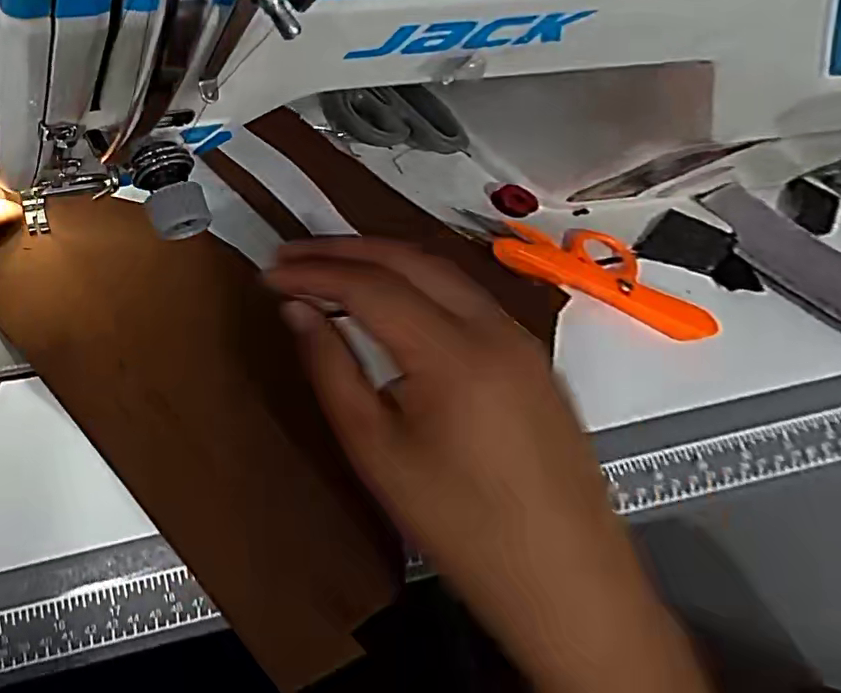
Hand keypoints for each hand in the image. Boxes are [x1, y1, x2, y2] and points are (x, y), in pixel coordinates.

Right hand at [266, 237, 706, 692]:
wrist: (571, 591)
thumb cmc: (461, 524)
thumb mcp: (372, 445)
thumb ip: (329, 364)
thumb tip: (296, 309)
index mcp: (454, 354)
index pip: (368, 284)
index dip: (311, 272)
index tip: (270, 274)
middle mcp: (494, 331)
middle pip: (406, 258)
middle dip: (340, 249)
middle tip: (289, 254)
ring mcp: (520, 341)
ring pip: (437, 269)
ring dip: (377, 258)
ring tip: (326, 266)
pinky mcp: (530, 358)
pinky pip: (461, 293)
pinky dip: (410, 280)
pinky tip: (382, 299)